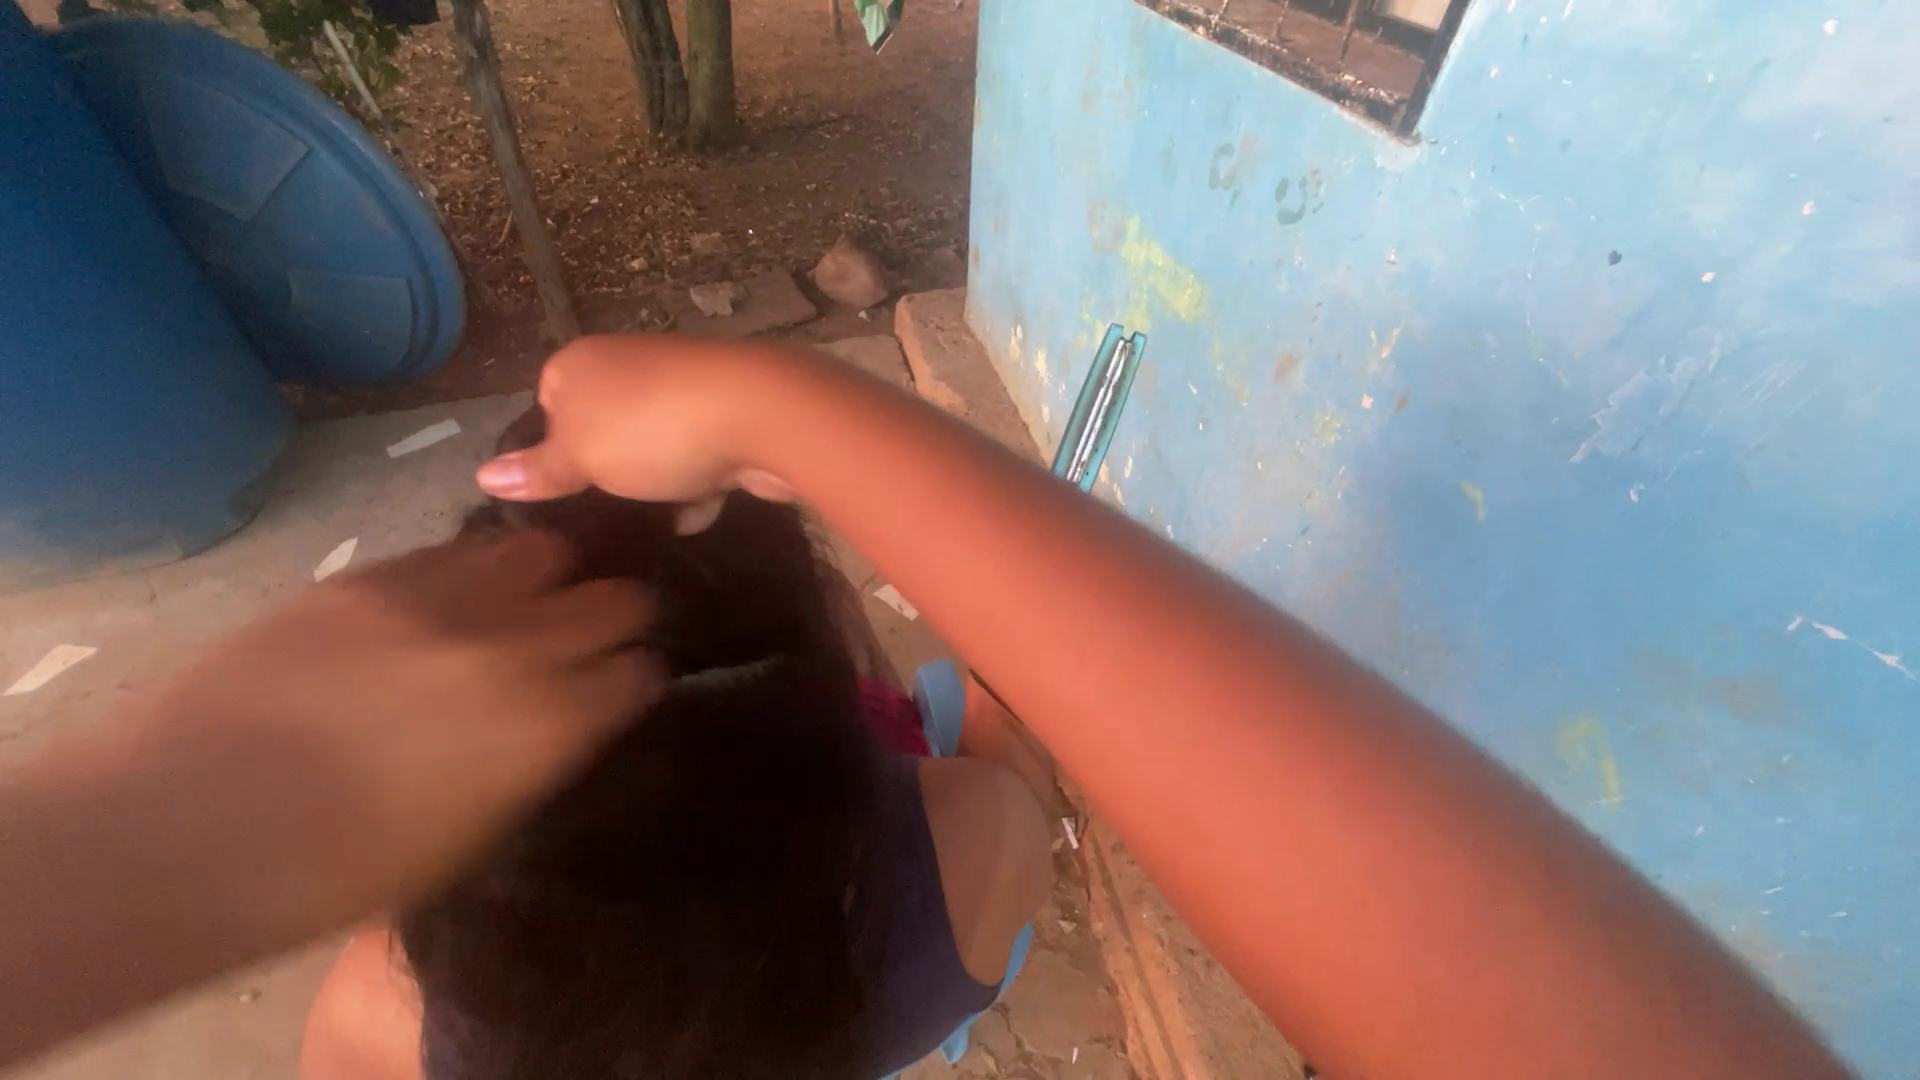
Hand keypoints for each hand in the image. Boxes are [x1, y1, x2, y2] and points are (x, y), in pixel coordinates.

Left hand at [119, 531, 660, 943]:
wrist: (175, 834)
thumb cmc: (345, 865)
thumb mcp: (486, 823)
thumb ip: (550, 749)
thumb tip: (581, 703)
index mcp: (551, 725)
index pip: (642, 670)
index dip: (638, 674)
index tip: (625, 678)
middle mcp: (517, 649)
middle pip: (617, 600)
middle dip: (617, 617)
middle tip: (592, 632)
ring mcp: (446, 603)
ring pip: (546, 553)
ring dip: (549, 580)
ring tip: (523, 599)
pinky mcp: (375, 576)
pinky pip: (460, 551)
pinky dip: (474, 572)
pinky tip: (453, 597)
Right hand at [475, 335, 798, 504]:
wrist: (762, 415)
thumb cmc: (651, 430)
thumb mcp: (580, 456)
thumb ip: (538, 469)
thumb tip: (484, 476)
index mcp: (585, 361)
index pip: (548, 399)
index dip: (553, 444)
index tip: (564, 483)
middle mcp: (636, 364)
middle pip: (609, 424)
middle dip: (613, 467)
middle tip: (608, 510)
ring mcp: (690, 388)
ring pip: (660, 442)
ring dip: (661, 481)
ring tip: (655, 520)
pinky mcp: (734, 415)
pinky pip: (704, 455)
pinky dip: (701, 485)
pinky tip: (698, 516)